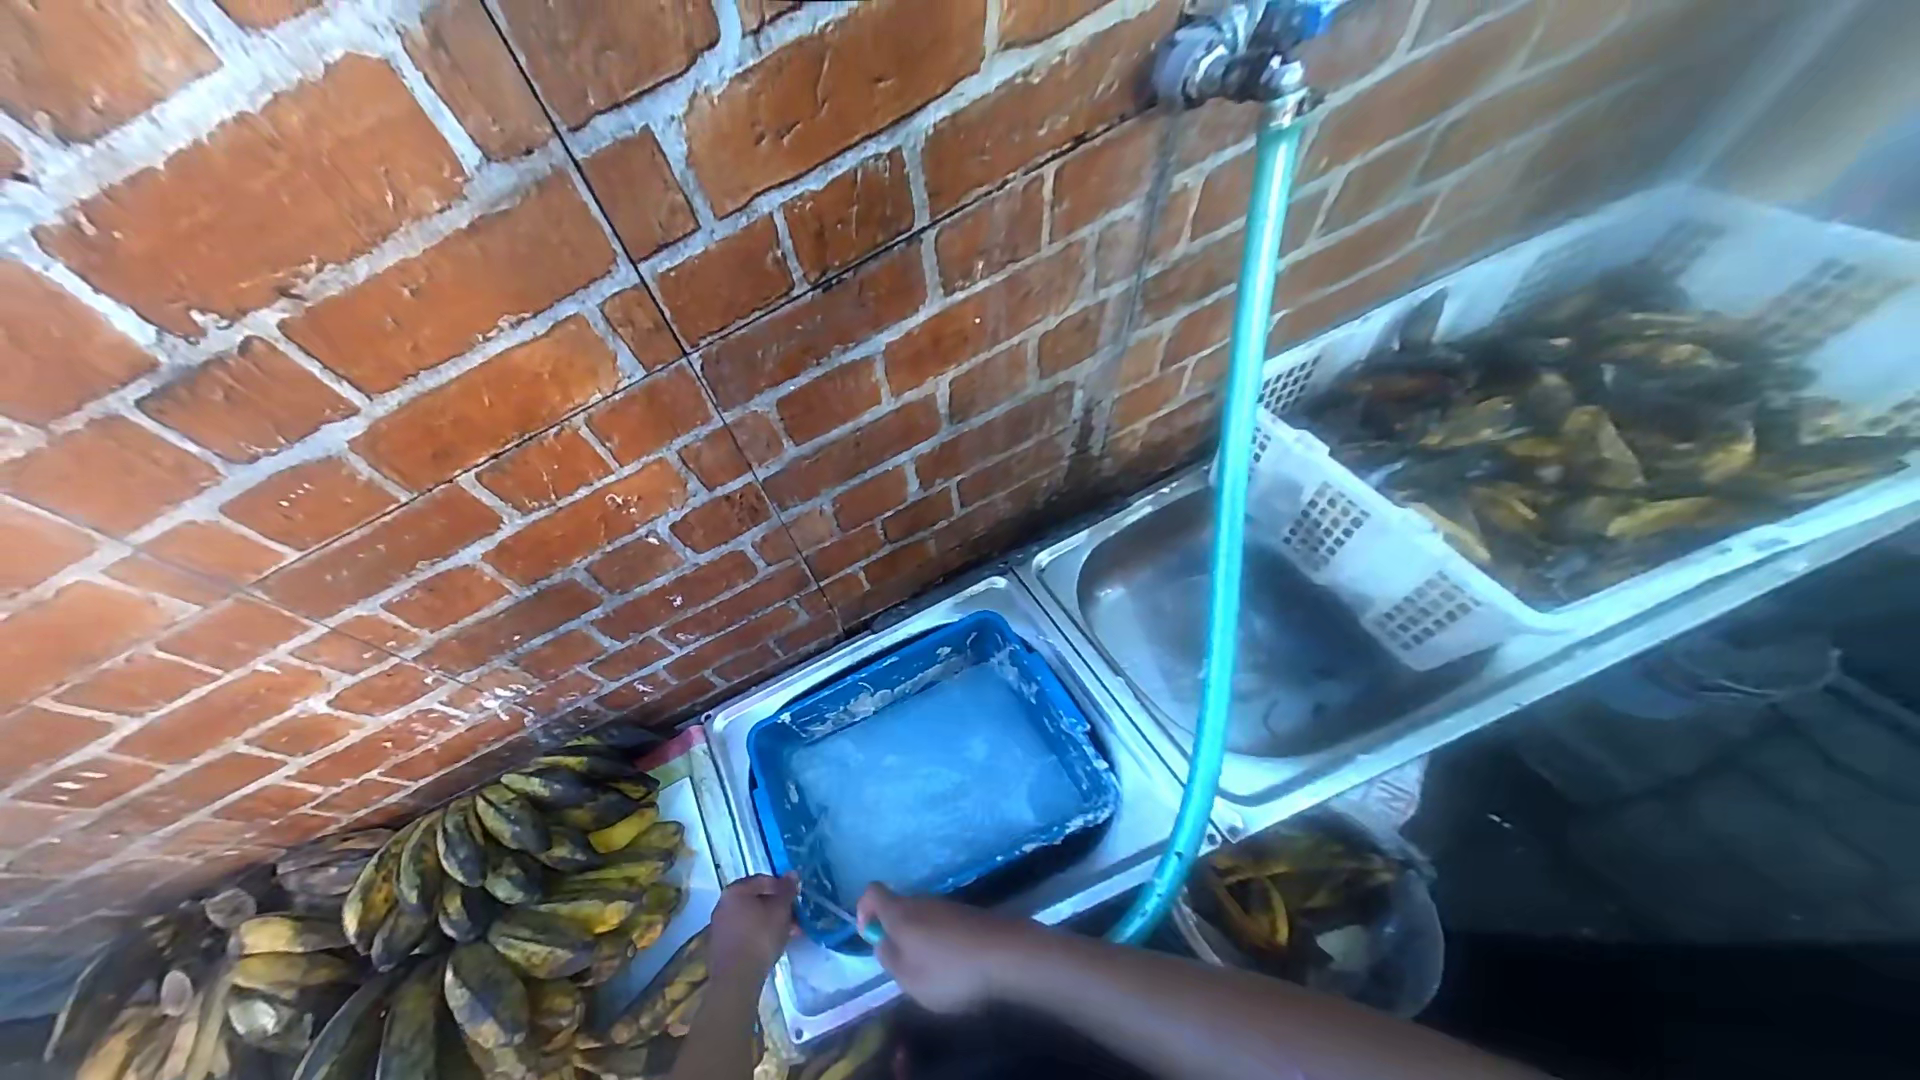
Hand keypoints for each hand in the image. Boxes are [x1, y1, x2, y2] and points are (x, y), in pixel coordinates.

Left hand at [708, 873, 797, 978]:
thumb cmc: (760, 937)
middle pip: (755, 899)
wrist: (736, 980)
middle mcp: (722, 905)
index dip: (782, 887)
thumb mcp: (781, 910)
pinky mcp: (719, 948)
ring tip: (787, 932)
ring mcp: (718, 927)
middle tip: (793, 915)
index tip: (795, 898)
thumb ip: (787, 890)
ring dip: (769, 921)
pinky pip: (743, 932)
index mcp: (734, 890)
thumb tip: (791, 873)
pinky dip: (758, 934)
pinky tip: (772, 944)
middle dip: (776, 906)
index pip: (763, 880)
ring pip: (750, 917)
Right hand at [857, 884, 1042, 1012]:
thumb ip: (888, 957)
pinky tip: (953, 968)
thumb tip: (882, 941)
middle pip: (898, 907)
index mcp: (901, 912)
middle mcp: (922, 901)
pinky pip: (942, 925)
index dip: (864, 910)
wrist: (1006, 955)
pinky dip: (940, 943)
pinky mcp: (967, 916)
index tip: (870, 936)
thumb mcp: (908, 977)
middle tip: (901, 966)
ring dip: (918, 940)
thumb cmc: (949, 970)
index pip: (873, 891)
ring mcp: (947, 906)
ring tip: (930, 973)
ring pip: (921, 918)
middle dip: (894, 933)